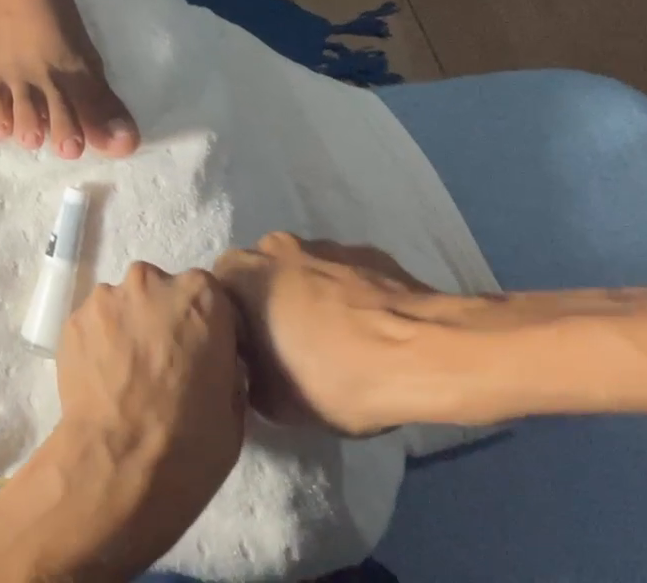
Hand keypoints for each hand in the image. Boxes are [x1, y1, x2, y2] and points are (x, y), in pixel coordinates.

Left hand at [54, 263, 245, 553]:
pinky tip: (103, 378)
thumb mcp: (235, 401)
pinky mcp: (71, 320)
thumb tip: (211, 359)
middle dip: (160, 318)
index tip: (202, 352)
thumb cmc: (193, 437)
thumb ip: (223, 362)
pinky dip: (98, 343)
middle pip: (158, 291)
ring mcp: (104, 298)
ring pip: (121, 305)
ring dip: (126, 328)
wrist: (121, 459)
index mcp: (201, 295)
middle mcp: (149, 282)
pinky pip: (92, 325)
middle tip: (161, 362)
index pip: (207, 295)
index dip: (205, 324)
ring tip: (126, 373)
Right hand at [214, 232, 452, 435]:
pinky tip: (369, 332)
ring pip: (302, 272)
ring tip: (336, 340)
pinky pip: (344, 275)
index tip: (249, 355)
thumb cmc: (338, 375)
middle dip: (266, 304)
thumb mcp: (275, 403)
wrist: (431, 356)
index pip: (214, 295)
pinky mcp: (370, 253)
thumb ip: (247, 379)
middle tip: (287, 346)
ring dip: (308, 297)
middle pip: (257, 277)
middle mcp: (273, 246)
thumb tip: (249, 372)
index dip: (230, 326)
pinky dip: (349, 297)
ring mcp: (324, 245)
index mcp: (239, 273)